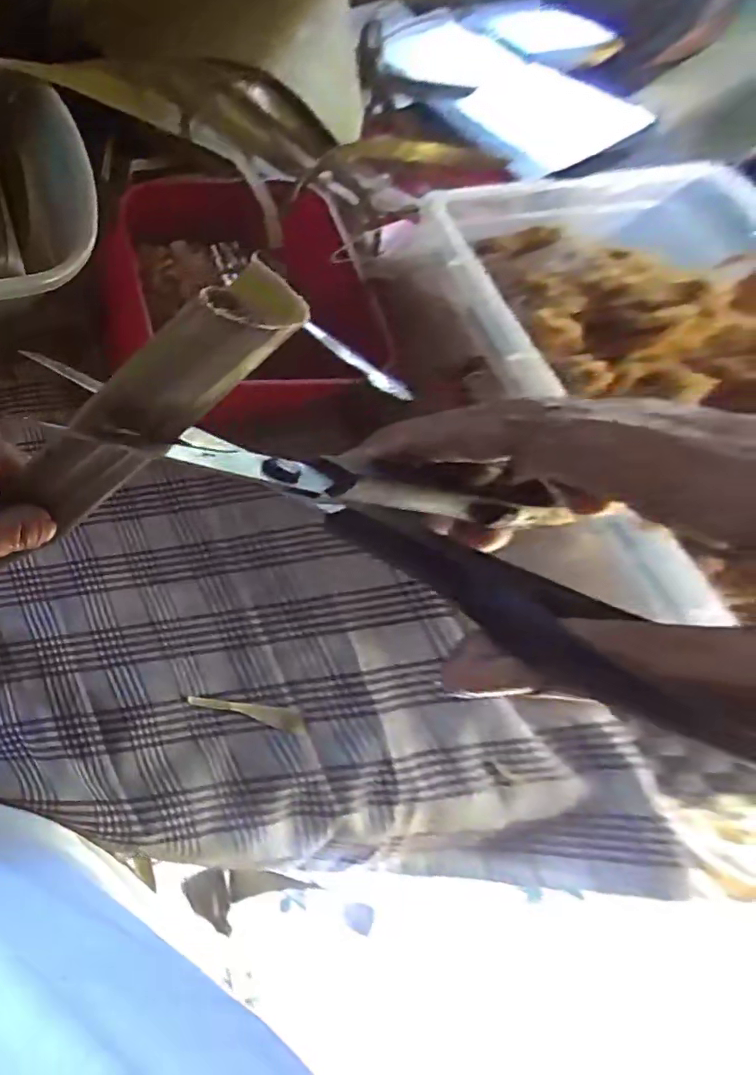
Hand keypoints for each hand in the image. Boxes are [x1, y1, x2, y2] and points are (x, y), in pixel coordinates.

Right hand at [349, 399, 755, 711]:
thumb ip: (599, 664)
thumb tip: (456, 672)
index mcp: (723, 484)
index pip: (547, 430)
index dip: (445, 436)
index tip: (370, 459)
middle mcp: (736, 447)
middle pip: (564, 418)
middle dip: (463, 446)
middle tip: (393, 489)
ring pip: (606, 428)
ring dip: (516, 460)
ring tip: (469, 515)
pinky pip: (648, 447)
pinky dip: (574, 471)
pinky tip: (561, 514)